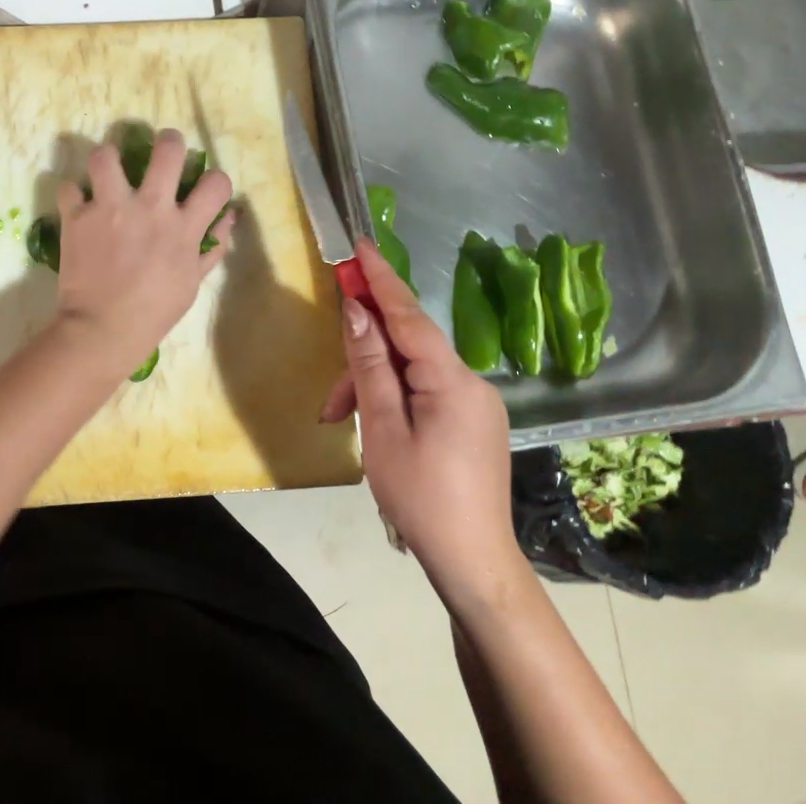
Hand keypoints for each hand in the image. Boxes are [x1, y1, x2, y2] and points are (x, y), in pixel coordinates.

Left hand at [53, 129, 235, 374]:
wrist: (103, 329)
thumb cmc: (154, 312)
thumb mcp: (192, 284)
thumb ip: (211, 248)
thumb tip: (228, 220)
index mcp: (183, 227)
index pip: (216, 184)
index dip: (215, 181)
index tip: (204, 187)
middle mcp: (150, 207)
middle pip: (167, 149)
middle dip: (168, 142)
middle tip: (161, 150)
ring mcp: (111, 208)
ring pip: (108, 155)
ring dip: (108, 157)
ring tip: (108, 168)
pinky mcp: (77, 217)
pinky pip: (69, 188)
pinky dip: (72, 195)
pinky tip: (77, 205)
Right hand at [320, 239, 519, 599]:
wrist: (473, 560)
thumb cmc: (420, 496)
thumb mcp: (383, 430)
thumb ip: (370, 367)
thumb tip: (355, 314)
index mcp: (453, 381)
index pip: (410, 317)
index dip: (381, 280)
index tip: (358, 246)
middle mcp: (472, 383)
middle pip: (408, 348)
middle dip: (363, 360)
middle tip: (329, 401)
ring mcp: (476, 404)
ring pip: (413, 373)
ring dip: (372, 388)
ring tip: (340, 425)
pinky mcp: (472, 423)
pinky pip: (425, 393)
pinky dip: (392, 400)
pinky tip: (372, 428)